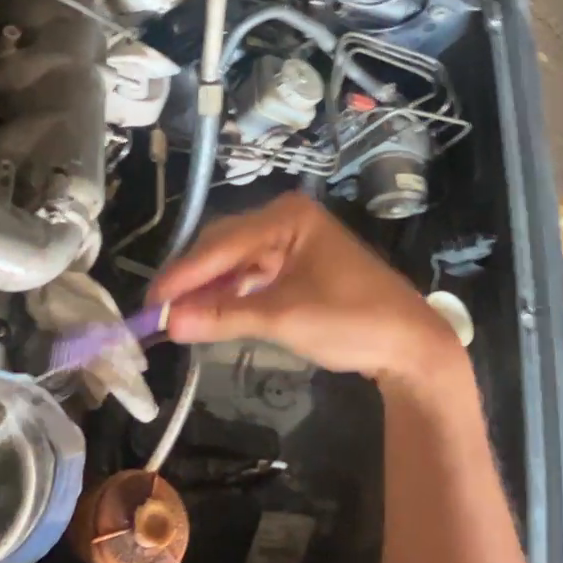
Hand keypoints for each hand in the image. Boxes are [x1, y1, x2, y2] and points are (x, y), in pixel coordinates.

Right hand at [147, 193, 460, 385]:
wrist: (411, 345)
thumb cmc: (353, 321)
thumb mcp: (284, 318)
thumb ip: (224, 317)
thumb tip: (171, 324)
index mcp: (287, 218)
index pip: (221, 243)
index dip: (183, 274)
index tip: (150, 301)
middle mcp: (286, 220)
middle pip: (224, 246)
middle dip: (192, 279)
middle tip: (157, 310)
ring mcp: (291, 241)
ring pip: (234, 261)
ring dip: (208, 288)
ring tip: (176, 314)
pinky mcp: (296, 265)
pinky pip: (251, 274)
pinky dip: (230, 294)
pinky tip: (208, 311)